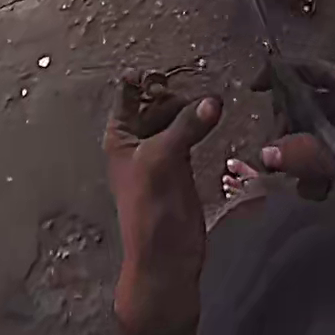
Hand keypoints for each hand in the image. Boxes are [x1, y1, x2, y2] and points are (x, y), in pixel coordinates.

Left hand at [103, 72, 221, 334]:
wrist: (166, 259)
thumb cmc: (149, 207)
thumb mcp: (162, 159)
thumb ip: (187, 126)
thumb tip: (214, 100)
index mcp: (120, 134)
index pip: (129, 92)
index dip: (146, 78)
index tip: (168, 75)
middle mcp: (138, 137)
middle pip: (156, 99)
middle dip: (173, 92)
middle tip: (192, 95)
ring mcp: (161, 148)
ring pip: (175, 113)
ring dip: (190, 106)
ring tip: (209, 104)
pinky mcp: (182, 160)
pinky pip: (190, 129)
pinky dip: (200, 121)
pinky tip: (213, 113)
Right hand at [258, 61, 334, 221]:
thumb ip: (305, 151)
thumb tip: (264, 153)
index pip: (307, 67)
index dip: (279, 74)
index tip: (253, 90)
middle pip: (302, 101)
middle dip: (286, 126)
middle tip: (276, 152)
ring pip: (307, 132)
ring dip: (297, 154)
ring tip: (302, 181)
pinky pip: (317, 156)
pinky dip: (311, 172)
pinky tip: (316, 192)